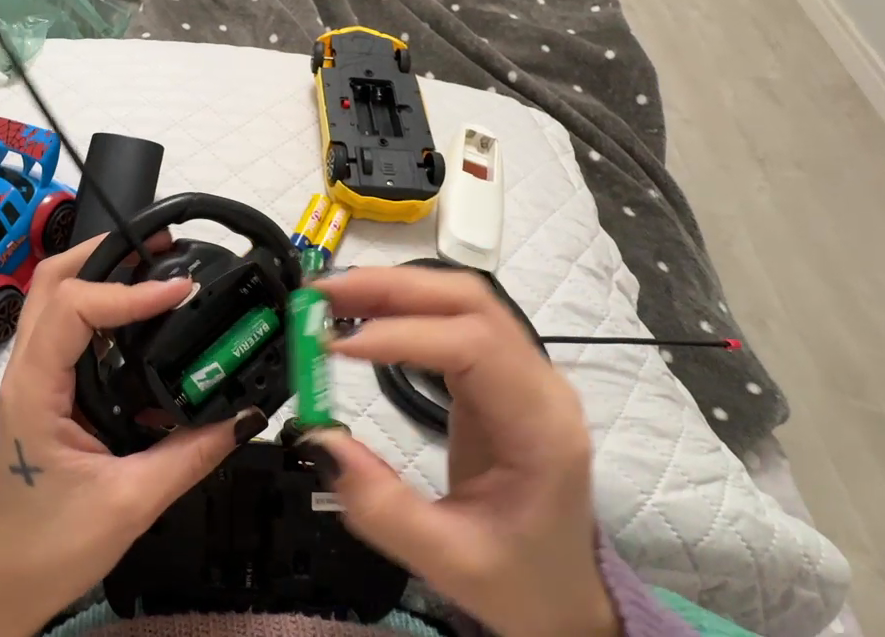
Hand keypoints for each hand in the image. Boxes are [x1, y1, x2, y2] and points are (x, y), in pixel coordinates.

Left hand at [0, 234, 265, 636]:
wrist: (5, 582)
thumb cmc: (51, 546)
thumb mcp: (130, 503)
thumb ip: (189, 455)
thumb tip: (244, 415)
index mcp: (34, 389)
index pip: (74, 307)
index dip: (129, 291)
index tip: (182, 290)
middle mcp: (26, 370)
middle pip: (52, 281)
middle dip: (104, 253)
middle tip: (161, 248)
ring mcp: (31, 377)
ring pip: (54, 298)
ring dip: (100, 273)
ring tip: (155, 269)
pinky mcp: (44, 390)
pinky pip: (66, 328)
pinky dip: (100, 306)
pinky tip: (139, 319)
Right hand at [302, 267, 618, 636]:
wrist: (566, 596)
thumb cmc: (520, 582)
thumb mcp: (449, 561)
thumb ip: (382, 506)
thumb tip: (318, 439)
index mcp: (541, 429)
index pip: (475, 347)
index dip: (402, 335)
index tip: (335, 346)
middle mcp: (539, 385)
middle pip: (469, 302)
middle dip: (390, 288)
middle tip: (320, 296)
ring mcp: (522, 373)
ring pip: (460, 299)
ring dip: (392, 288)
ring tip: (328, 297)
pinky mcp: (498, 375)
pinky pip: (453, 320)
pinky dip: (402, 306)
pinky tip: (361, 313)